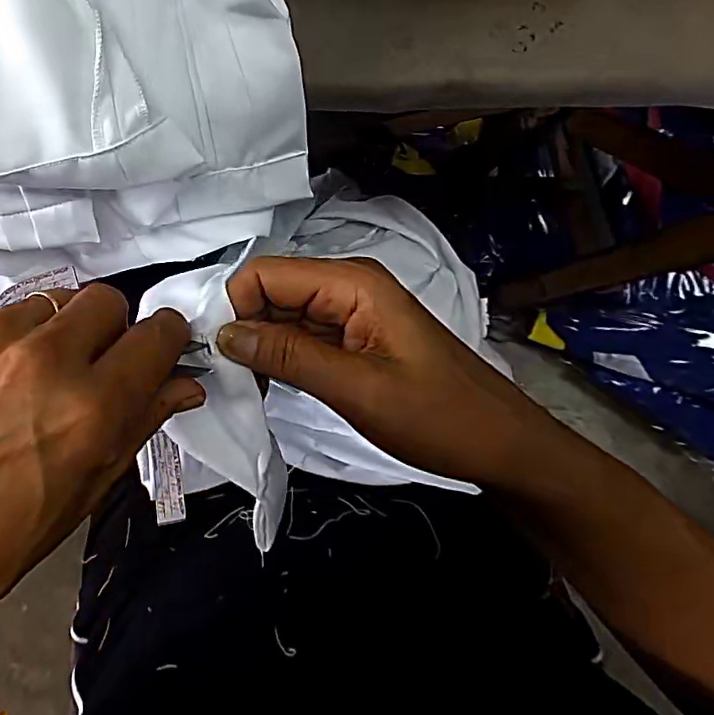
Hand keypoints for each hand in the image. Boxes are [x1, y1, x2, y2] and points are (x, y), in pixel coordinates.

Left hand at [0, 284, 202, 714]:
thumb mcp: (85, 495)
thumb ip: (141, 424)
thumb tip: (186, 385)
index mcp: (91, 408)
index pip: (160, 333)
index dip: (167, 343)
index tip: (159, 357)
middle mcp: (48, 357)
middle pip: (112, 299)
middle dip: (116, 330)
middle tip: (98, 369)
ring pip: (63, 298)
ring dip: (68, 328)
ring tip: (44, 373)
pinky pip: (14, 311)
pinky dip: (21, 335)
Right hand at [216, 256, 571, 492]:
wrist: (499, 442)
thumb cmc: (437, 415)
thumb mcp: (358, 388)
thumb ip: (288, 357)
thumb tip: (226, 334)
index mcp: (353, 283)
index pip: (267, 272)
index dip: (234, 305)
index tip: (214, 354)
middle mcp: (349, 286)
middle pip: (274, 290)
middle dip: (244, 326)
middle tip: (224, 378)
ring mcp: (353, 313)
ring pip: (285, 316)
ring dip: (261, 346)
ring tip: (245, 388)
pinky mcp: (355, 338)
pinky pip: (305, 337)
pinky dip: (282, 358)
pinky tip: (270, 387)